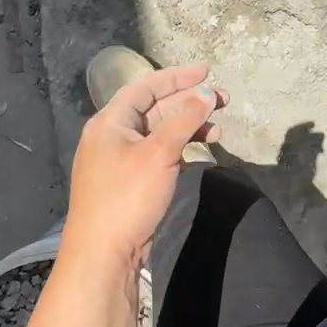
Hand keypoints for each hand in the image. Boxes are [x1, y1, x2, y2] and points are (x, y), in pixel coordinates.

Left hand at [62, 66, 226, 281]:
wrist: (103, 255)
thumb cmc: (127, 197)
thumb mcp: (160, 153)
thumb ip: (185, 119)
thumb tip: (206, 94)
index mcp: (110, 122)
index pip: (146, 87)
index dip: (178, 76)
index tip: (207, 71)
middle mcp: (112, 135)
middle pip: (156, 107)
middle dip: (190, 102)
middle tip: (223, 101)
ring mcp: (121, 159)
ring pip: (160, 130)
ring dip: (190, 125)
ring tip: (220, 129)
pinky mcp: (130, 179)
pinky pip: (159, 150)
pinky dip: (181, 146)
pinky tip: (202, 150)